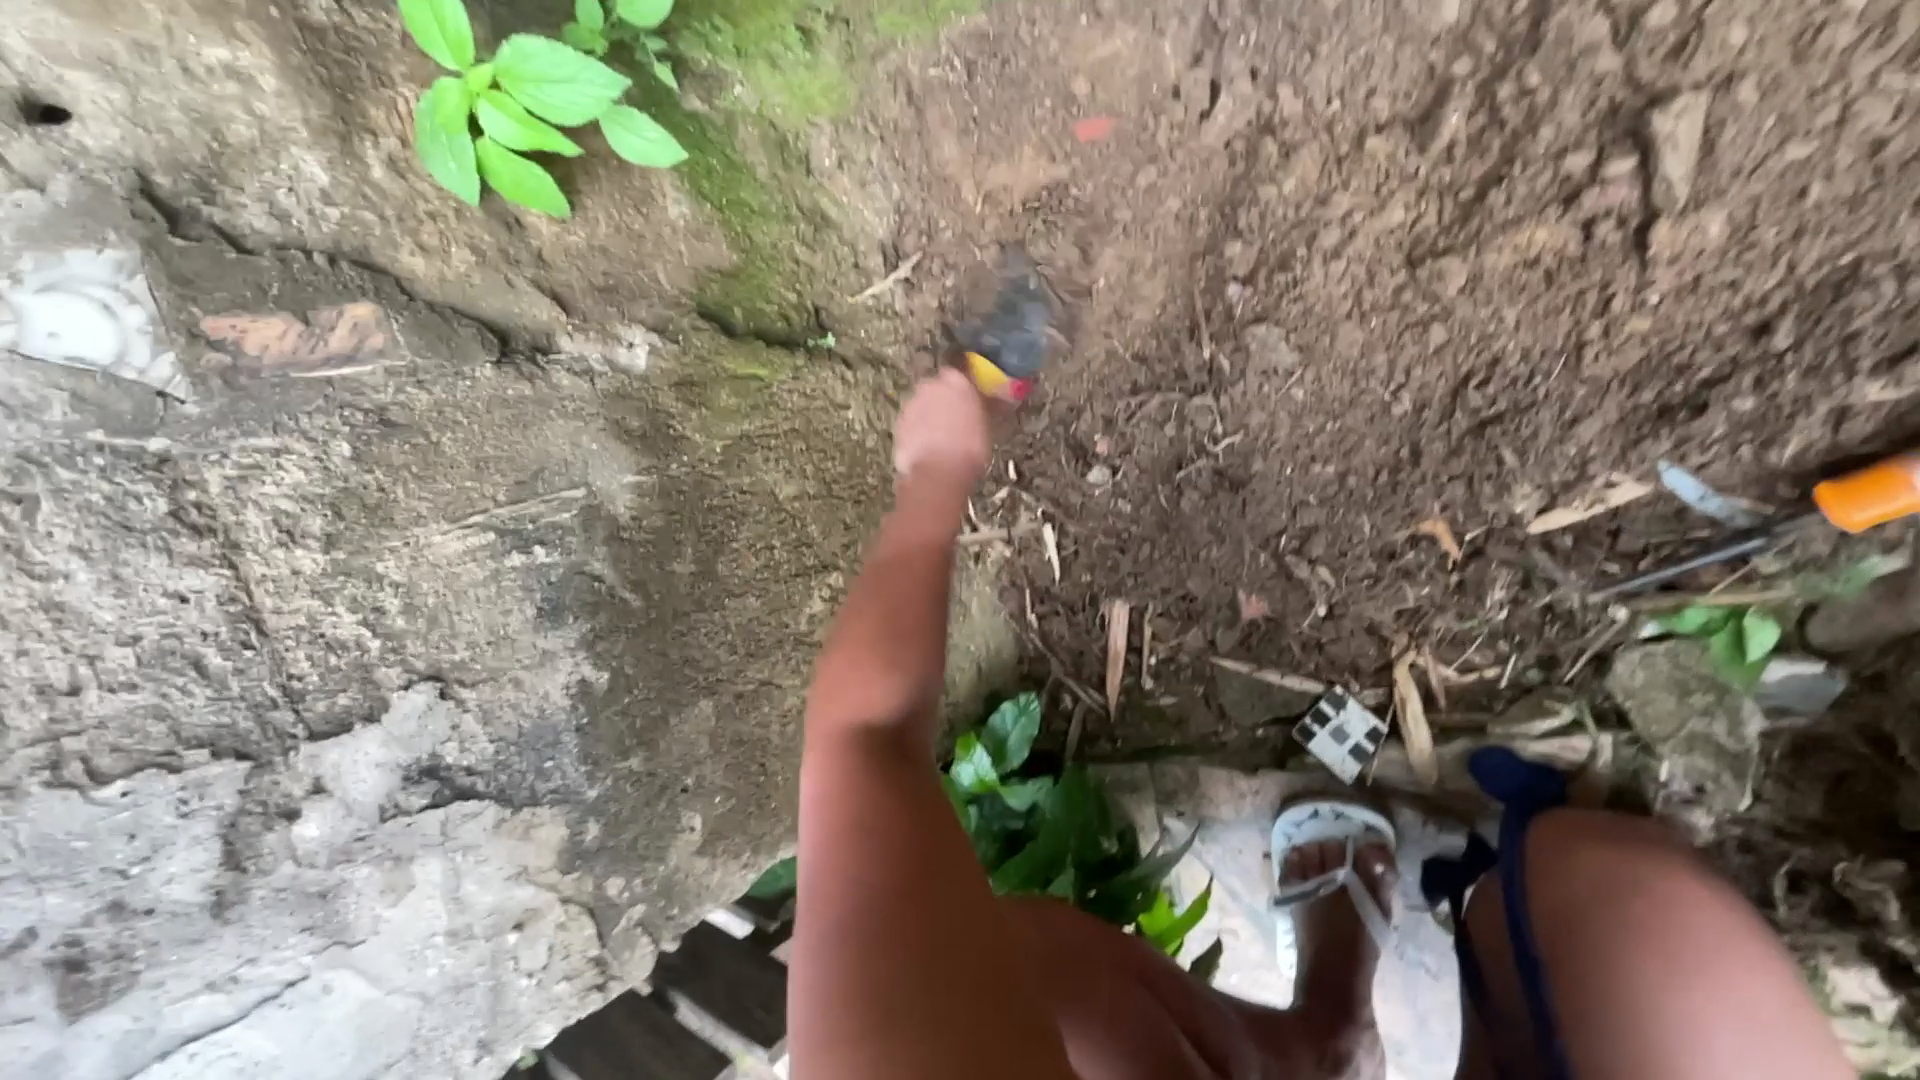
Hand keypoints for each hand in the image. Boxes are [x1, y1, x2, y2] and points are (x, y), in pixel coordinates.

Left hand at [893, 368, 990, 491]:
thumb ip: (989, 406)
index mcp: (957, 380)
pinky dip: (919, 430)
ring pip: (923, 404)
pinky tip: (929, 448)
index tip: (973, 399)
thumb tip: (999, 398)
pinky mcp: (898, 424)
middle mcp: (931, 385)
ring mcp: (911, 403)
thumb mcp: (988, 426)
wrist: (937, 474)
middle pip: (939, 387)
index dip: (966, 387)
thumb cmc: (970, 449)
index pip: (961, 373)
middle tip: (958, 420)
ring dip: (931, 415)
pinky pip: (912, 422)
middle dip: (946, 399)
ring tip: (943, 438)